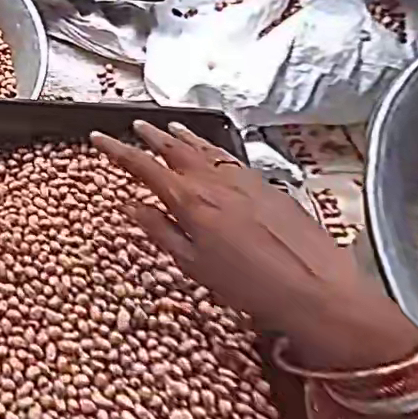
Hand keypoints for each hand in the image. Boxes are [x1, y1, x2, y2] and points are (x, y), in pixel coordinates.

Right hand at [90, 120, 417, 370]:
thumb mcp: (192, 264)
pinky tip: (211, 150)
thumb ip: (159, 230)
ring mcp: (245, 182)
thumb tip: (133, 206)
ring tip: (168, 127)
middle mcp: (214, 183)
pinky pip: (231, 158)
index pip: (142, 166)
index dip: (116, 150)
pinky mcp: (269, 187)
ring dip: (182, 136)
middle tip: (133, 125)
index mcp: (189, 201)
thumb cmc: (248, 285)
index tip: (97, 138)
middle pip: (174, 148)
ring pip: (205, 148)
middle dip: (150, 135)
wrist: (320, 293)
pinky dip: (212, 147)